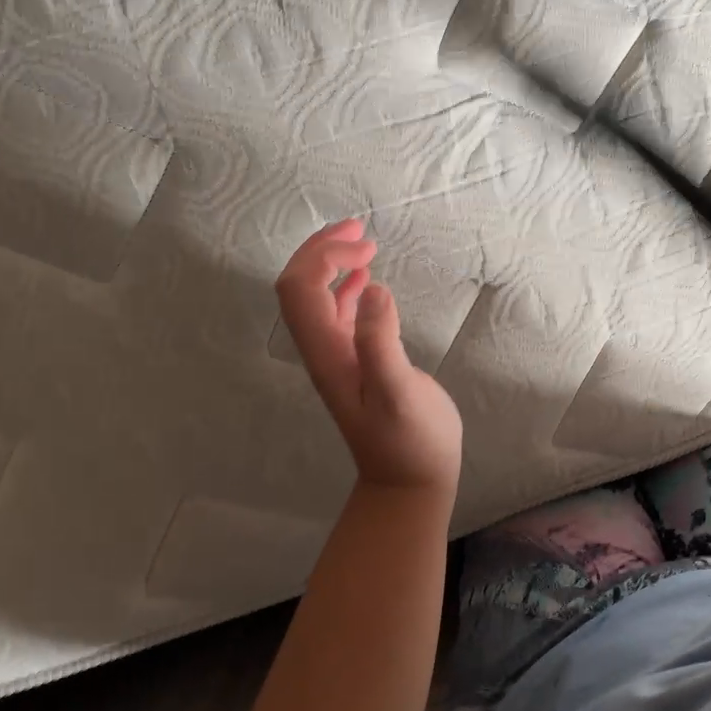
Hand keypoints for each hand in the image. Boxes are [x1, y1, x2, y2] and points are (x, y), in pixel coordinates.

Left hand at [276, 220, 461, 493]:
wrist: (409, 483)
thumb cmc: (411, 442)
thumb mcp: (399, 394)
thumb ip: (381, 343)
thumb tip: (371, 288)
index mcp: (328, 353)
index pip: (301, 288)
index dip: (323, 255)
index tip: (366, 242)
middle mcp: (323, 351)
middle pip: (298, 287)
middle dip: (321, 249)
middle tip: (360, 227)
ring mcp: (337, 357)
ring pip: (315, 298)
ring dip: (331, 263)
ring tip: (365, 241)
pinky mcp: (356, 364)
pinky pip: (337, 314)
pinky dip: (346, 286)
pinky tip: (367, 280)